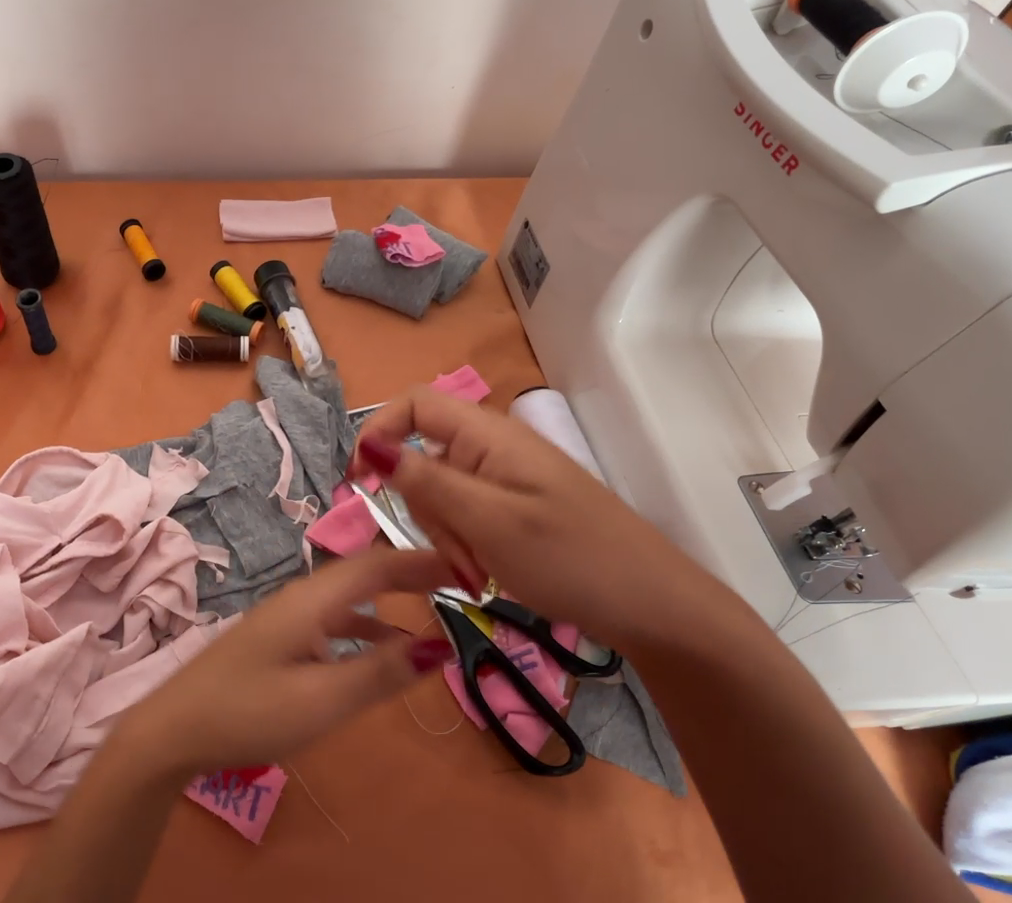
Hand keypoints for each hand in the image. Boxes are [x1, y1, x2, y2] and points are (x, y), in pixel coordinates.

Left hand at [112, 549, 456, 779]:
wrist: (173, 731)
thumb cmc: (248, 714)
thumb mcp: (321, 700)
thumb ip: (379, 672)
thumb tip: (441, 643)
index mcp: (310, 600)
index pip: (376, 563)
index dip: (422, 560)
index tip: (467, 565)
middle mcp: (299, 598)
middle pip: (363, 573)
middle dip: (411, 572)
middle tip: (461, 580)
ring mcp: (285, 619)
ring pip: (348, 597)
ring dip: (390, 599)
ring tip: (434, 611)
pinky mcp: (277, 641)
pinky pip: (333, 621)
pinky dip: (365, 626)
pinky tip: (381, 649)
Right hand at [348, 387, 701, 641]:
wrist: (651, 607)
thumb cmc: (571, 558)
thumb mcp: (488, 521)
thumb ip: (426, 481)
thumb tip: (369, 445)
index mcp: (488, 434)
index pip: (413, 404)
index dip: (378, 432)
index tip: (359, 484)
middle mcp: (493, 447)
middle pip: (422, 457)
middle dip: (424, 508)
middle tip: (456, 553)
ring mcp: (505, 479)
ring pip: (440, 493)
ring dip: (446, 535)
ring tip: (478, 572)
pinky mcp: (514, 507)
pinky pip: (466, 516)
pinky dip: (465, 544)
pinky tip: (487, 573)